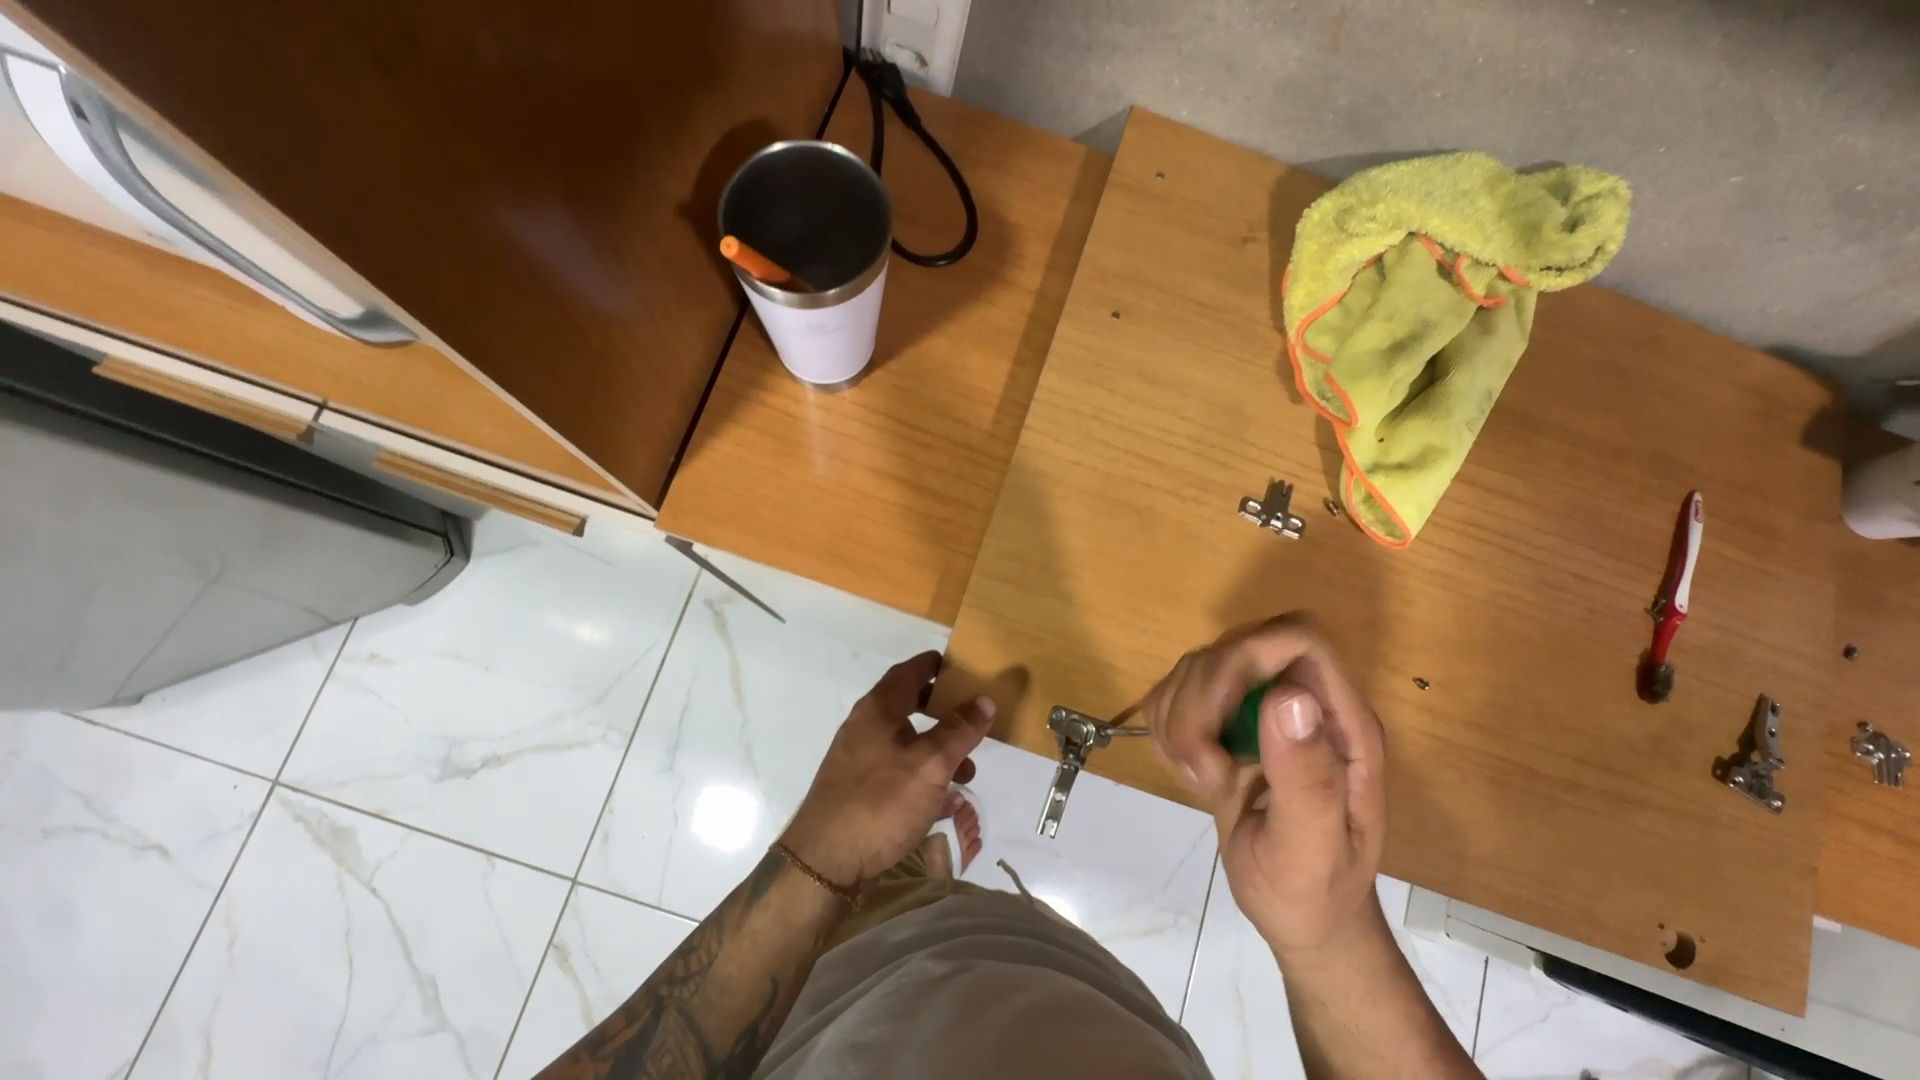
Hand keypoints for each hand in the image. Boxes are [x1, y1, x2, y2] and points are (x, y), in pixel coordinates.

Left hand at [780, 651, 993, 886]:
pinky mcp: (859, 793)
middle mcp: (864, 730)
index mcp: (877, 711)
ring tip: (968, 773)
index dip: (932, 666)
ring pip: (906, 745)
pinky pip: (898, 775)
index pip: (907, 673)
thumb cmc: (880, 803)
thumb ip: (958, 731)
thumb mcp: (930, 765)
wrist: (825, 863)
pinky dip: (924, 780)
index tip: (959, 666)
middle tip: (973, 720)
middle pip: (907, 708)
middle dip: (943, 714)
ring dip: (938, 752)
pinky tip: (945, 803)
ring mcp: (858, 763)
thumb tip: (983, 700)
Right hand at [1139, 615, 1387, 958]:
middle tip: (1202, 771)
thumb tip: (1288, 695)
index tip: (1217, 728)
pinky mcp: (1223, 725)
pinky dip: (1166, 729)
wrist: (1299, 918)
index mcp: (1342, 722)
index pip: (1296, 638)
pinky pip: (1175, 694)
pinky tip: (1189, 771)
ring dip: (1179, 721)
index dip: (1245, 660)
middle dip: (1200, 703)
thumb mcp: (1313, 848)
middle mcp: (1304, 702)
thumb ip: (1306, 774)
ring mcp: (1260, 710)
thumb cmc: (1313, 892)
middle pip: (1235, 645)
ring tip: (1200, 780)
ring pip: (1197, 666)